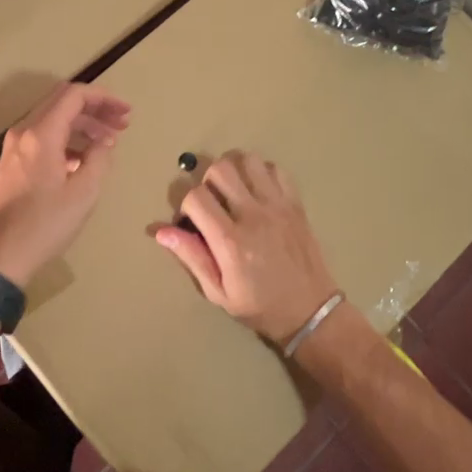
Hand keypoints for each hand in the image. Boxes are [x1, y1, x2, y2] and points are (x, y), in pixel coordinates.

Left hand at [0, 82, 131, 286]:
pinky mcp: (12, 163)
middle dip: (95, 109)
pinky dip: (67, 140)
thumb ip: (99, 158)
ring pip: (53, 120)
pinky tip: (84, 159)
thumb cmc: (45, 225)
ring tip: (109, 141)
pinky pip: (43, 138)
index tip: (126, 111)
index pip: (74, 95)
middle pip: (63, 103)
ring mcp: (14, 147)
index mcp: (41, 134)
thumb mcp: (84, 192)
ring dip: (83, 125)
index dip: (104, 98)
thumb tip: (104, 141)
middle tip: (122, 123)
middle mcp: (24, 133)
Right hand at [153, 151, 337, 344]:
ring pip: (248, 160)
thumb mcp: (218, 292)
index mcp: (231, 242)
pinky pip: (275, 169)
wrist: (311, 311)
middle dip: (207, 181)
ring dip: (234, 170)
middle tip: (212, 203)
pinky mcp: (295, 203)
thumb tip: (161, 230)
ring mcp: (277, 205)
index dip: (185, 205)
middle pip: (220, 169)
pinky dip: (261, 173)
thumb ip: (191, 257)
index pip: (196, 197)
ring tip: (233, 191)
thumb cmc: (260, 306)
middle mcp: (254, 216)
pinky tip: (257, 192)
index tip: (191, 221)